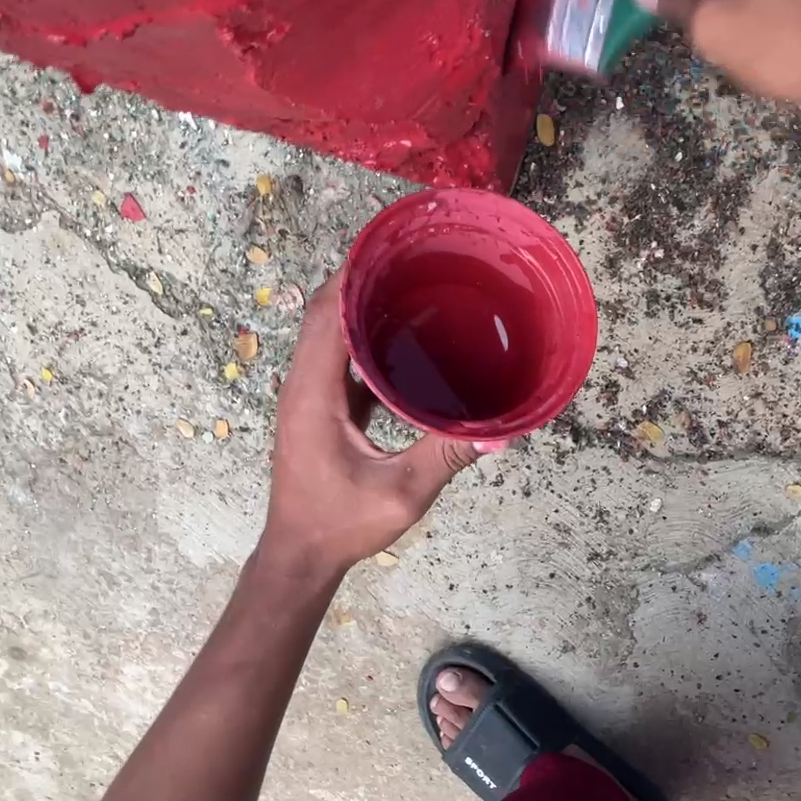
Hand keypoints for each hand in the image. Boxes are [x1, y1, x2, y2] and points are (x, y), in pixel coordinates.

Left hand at [260, 271, 489, 573]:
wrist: (301, 554)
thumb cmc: (342, 524)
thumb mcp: (403, 492)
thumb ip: (446, 457)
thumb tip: (499, 433)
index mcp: (315, 394)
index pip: (327, 314)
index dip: (354, 274)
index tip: (391, 246)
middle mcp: (303, 386)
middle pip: (324, 312)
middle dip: (361, 279)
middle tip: (412, 260)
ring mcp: (307, 397)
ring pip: (327, 332)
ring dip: (359, 305)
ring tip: (409, 286)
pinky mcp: (317, 410)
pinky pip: (337, 358)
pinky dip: (361, 337)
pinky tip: (399, 338)